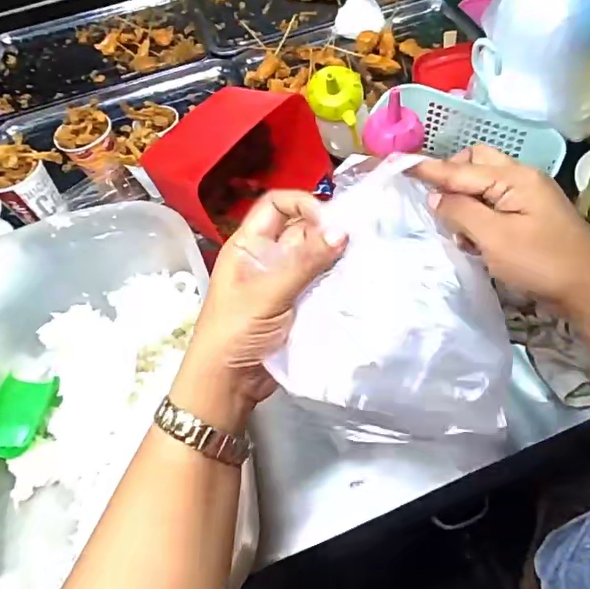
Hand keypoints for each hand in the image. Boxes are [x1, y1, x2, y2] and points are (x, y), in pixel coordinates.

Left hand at [179, 191, 344, 419]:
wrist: (228, 385)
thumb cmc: (235, 333)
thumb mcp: (267, 294)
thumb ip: (304, 262)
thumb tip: (342, 231)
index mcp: (248, 244)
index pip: (276, 205)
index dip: (302, 203)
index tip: (330, 220)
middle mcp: (268, 256)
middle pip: (301, 227)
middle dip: (327, 229)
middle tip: (357, 238)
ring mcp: (285, 280)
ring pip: (316, 254)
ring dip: (336, 255)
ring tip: (362, 256)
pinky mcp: (300, 302)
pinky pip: (322, 280)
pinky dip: (338, 277)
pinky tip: (356, 278)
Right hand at [409, 145, 589, 311]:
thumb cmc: (541, 262)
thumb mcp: (494, 238)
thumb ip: (461, 212)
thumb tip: (435, 195)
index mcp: (515, 177)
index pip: (461, 169)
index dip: (429, 168)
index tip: (400, 165)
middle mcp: (523, 178)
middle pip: (477, 163)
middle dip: (451, 176)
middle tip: (434, 201)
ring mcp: (530, 197)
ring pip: (486, 183)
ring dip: (465, 197)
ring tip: (454, 226)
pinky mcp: (533, 216)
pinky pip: (497, 202)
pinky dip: (480, 212)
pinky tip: (473, 237)